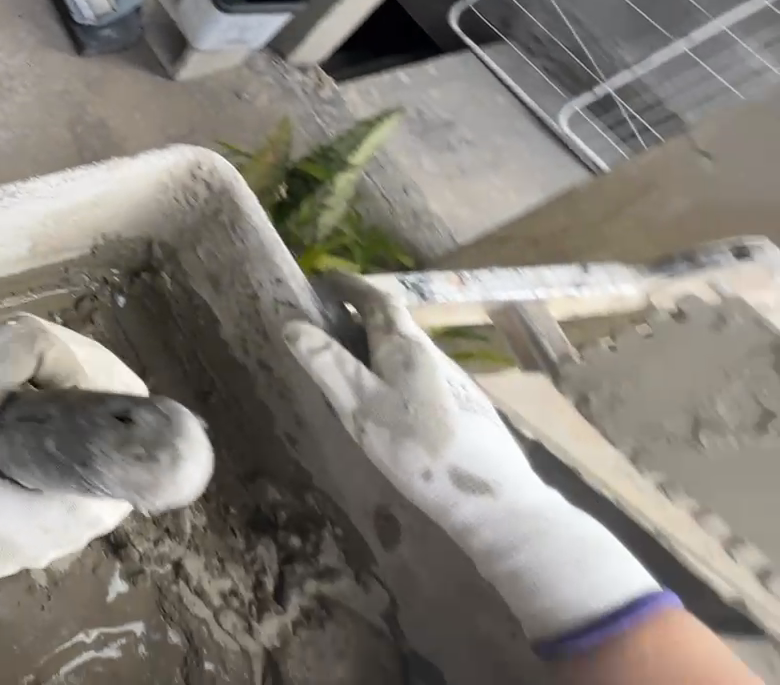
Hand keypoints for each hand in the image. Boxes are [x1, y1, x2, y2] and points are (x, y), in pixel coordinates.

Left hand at [0, 313, 158, 684]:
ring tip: (82, 416)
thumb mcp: (11, 537)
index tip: (120, 401)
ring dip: (42, 373)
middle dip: (72, 364)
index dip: (87, 361)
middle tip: (110, 407)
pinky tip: (34, 424)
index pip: (31, 337)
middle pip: (14, 335)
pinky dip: (11, 386)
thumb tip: (116, 489)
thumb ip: (76, 509)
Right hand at [286, 273, 663, 647]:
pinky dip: (389, 370)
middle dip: (356, 314)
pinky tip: (382, 402)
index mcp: (406, 348)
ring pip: (406, 351)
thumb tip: (290, 323)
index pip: (377, 299)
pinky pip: (416, 375)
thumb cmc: (420, 448)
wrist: (498, 507)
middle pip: (393, 323)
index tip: (321, 280)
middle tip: (321, 323)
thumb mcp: (359, 404)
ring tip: (344, 363)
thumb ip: (324, 362)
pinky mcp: (463, 411)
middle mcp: (433, 356)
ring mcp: (452, 384)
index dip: (348, 285)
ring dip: (373, 344)